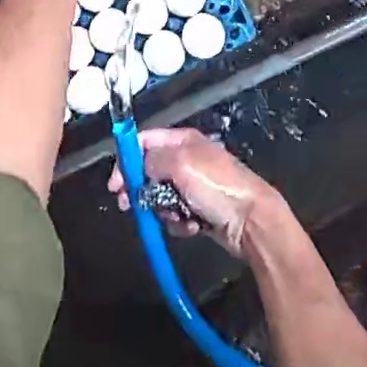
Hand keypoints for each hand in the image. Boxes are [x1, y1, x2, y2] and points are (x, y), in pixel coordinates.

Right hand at [108, 128, 282, 256]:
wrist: (251, 220)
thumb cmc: (216, 186)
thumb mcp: (180, 164)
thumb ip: (153, 160)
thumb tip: (139, 163)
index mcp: (184, 141)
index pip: (146, 141)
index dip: (128, 158)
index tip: (115, 182)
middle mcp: (188, 160)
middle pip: (150, 170)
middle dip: (140, 188)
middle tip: (130, 204)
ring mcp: (194, 186)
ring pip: (161, 196)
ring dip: (163, 208)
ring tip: (177, 215)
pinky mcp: (200, 210)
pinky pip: (176, 214)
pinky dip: (180, 222)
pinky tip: (192, 225)